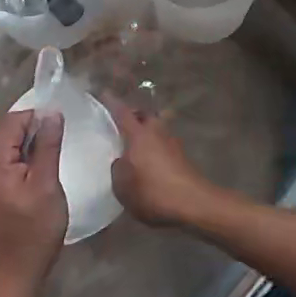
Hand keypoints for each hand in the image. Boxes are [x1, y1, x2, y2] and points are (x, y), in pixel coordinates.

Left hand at [0, 110, 66, 288]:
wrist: (15, 276)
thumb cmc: (34, 230)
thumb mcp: (46, 184)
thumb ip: (48, 146)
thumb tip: (52, 113)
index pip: (13, 121)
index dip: (38, 116)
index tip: (65, 123)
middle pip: (9, 134)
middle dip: (36, 131)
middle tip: (65, 139)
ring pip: (10, 150)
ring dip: (33, 148)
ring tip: (58, 155)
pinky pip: (9, 166)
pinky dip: (27, 163)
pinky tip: (44, 173)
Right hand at [109, 100, 222, 227]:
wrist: (192, 202)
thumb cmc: (152, 191)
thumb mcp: (122, 186)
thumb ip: (117, 169)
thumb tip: (120, 160)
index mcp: (139, 135)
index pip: (123, 112)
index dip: (112, 103)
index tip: (103, 94)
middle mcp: (157, 132)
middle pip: (145, 116)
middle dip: (133, 115)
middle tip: (119, 123)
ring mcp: (172, 143)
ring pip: (156, 128)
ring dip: (146, 131)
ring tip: (132, 144)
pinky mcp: (181, 156)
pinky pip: (163, 143)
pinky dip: (154, 146)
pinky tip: (147, 161)